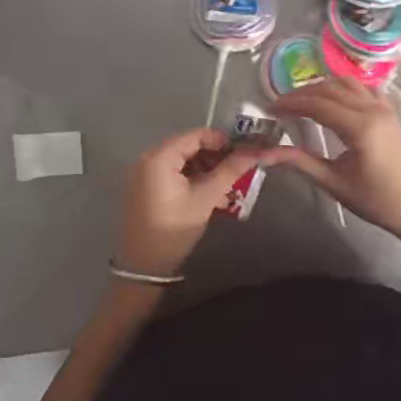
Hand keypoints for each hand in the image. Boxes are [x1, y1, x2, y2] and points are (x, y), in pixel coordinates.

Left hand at [115, 128, 263, 277]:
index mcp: (160, 156)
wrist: (144, 265)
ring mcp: (146, 174)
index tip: (245, 154)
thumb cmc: (174, 228)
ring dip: (207, 171)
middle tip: (239, 172)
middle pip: (190, 147)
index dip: (223, 141)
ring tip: (228, 188)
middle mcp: (149, 159)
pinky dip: (194, 180)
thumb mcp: (205, 198)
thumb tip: (256, 153)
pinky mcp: (148, 188)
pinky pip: (175, 174)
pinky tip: (211, 196)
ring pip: (184, 162)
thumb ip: (230, 171)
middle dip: (216, 158)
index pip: (197, 135)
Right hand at [264, 77, 400, 243]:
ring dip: (320, 87)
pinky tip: (330, 101)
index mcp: (360, 127)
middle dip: (301, 94)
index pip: (317, 105)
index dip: (290, 104)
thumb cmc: (376, 200)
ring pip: (346, 83)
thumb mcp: (333, 182)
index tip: (269, 109)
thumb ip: (299, 162)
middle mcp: (373, 109)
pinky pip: (361, 88)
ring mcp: (384, 107)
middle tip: (279, 106)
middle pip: (329, 89)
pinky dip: (341, 88)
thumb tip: (263, 155)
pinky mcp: (389, 112)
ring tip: (300, 101)